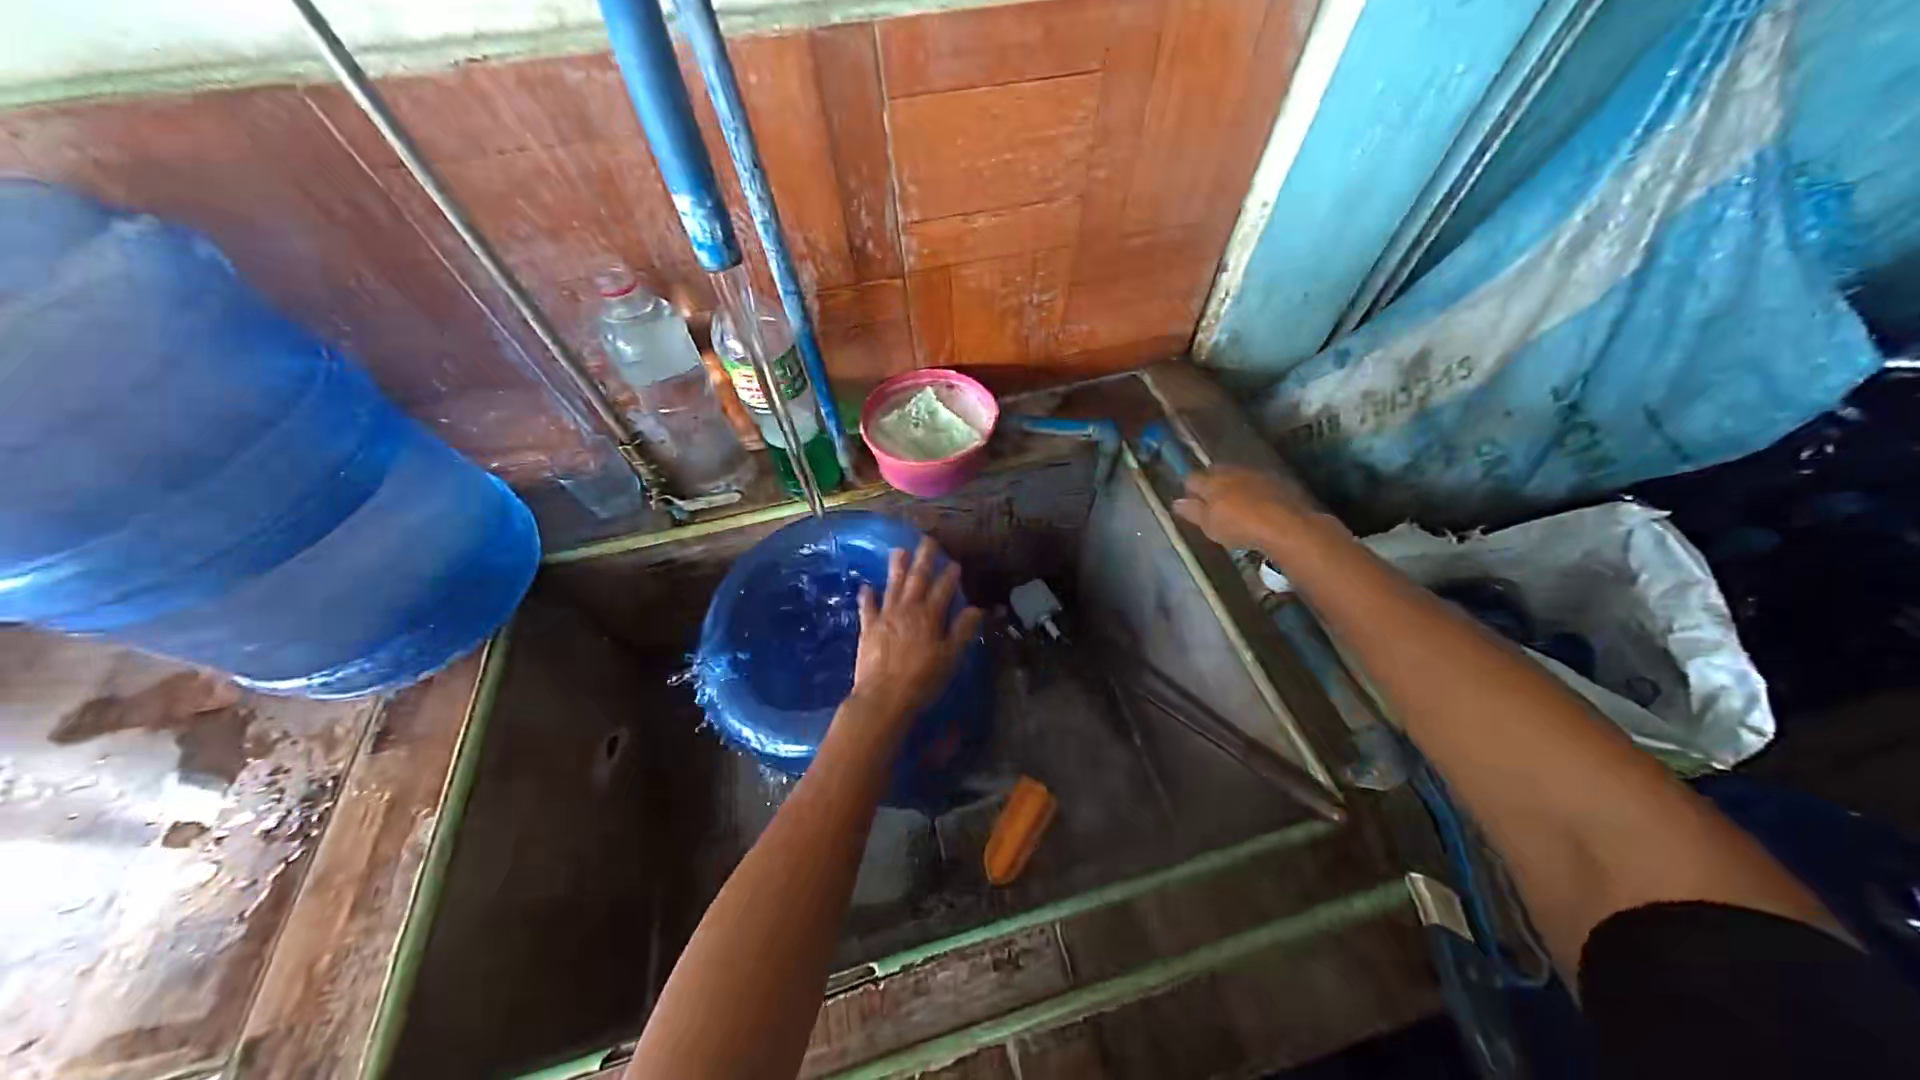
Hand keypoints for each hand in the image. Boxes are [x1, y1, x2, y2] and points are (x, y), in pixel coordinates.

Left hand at [849, 538, 983, 722]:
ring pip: (893, 586)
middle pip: (918, 579)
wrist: (884, 696)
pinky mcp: (868, 628)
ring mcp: (885, 616)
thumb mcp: (950, 657)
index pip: (944, 589)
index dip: (950, 575)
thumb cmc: (923, 679)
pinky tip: (866, 586)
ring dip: (896, 567)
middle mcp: (907, 609)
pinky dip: (867, 596)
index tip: (954, 562)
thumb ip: (963, 631)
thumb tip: (976, 609)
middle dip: (924, 559)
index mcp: (930, 616)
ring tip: (899, 550)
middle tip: (927, 540)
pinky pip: (867, 607)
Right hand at [1171, 465, 1326, 552]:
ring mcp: (1256, 474)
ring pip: (1238, 476)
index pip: (1192, 479)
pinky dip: (1254, 491)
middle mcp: (1232, 471)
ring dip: (1234, 486)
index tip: (1191, 503)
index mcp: (1211, 482)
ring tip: (1236, 506)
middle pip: (1215, 473)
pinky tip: (1258, 506)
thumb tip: (1176, 502)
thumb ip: (1192, 512)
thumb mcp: (1209, 525)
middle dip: (1212, 484)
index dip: (1190, 490)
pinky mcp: (1278, 480)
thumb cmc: (1238, 527)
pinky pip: (1258, 482)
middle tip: (1213, 504)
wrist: (1285, 525)